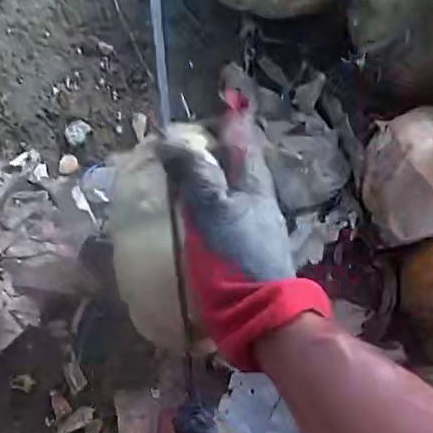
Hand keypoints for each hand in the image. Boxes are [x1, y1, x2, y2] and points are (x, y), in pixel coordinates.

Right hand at [157, 95, 329, 371]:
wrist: (259, 318)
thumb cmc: (234, 262)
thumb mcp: (210, 214)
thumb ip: (195, 176)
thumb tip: (171, 138)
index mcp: (254, 186)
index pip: (242, 140)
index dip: (224, 122)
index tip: (199, 115)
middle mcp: (261, 204)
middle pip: (239, 169)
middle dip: (214, 156)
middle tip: (183, 152)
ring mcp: (259, 232)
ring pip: (234, 197)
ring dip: (212, 187)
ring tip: (184, 187)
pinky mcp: (251, 257)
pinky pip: (230, 224)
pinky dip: (212, 215)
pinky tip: (198, 225)